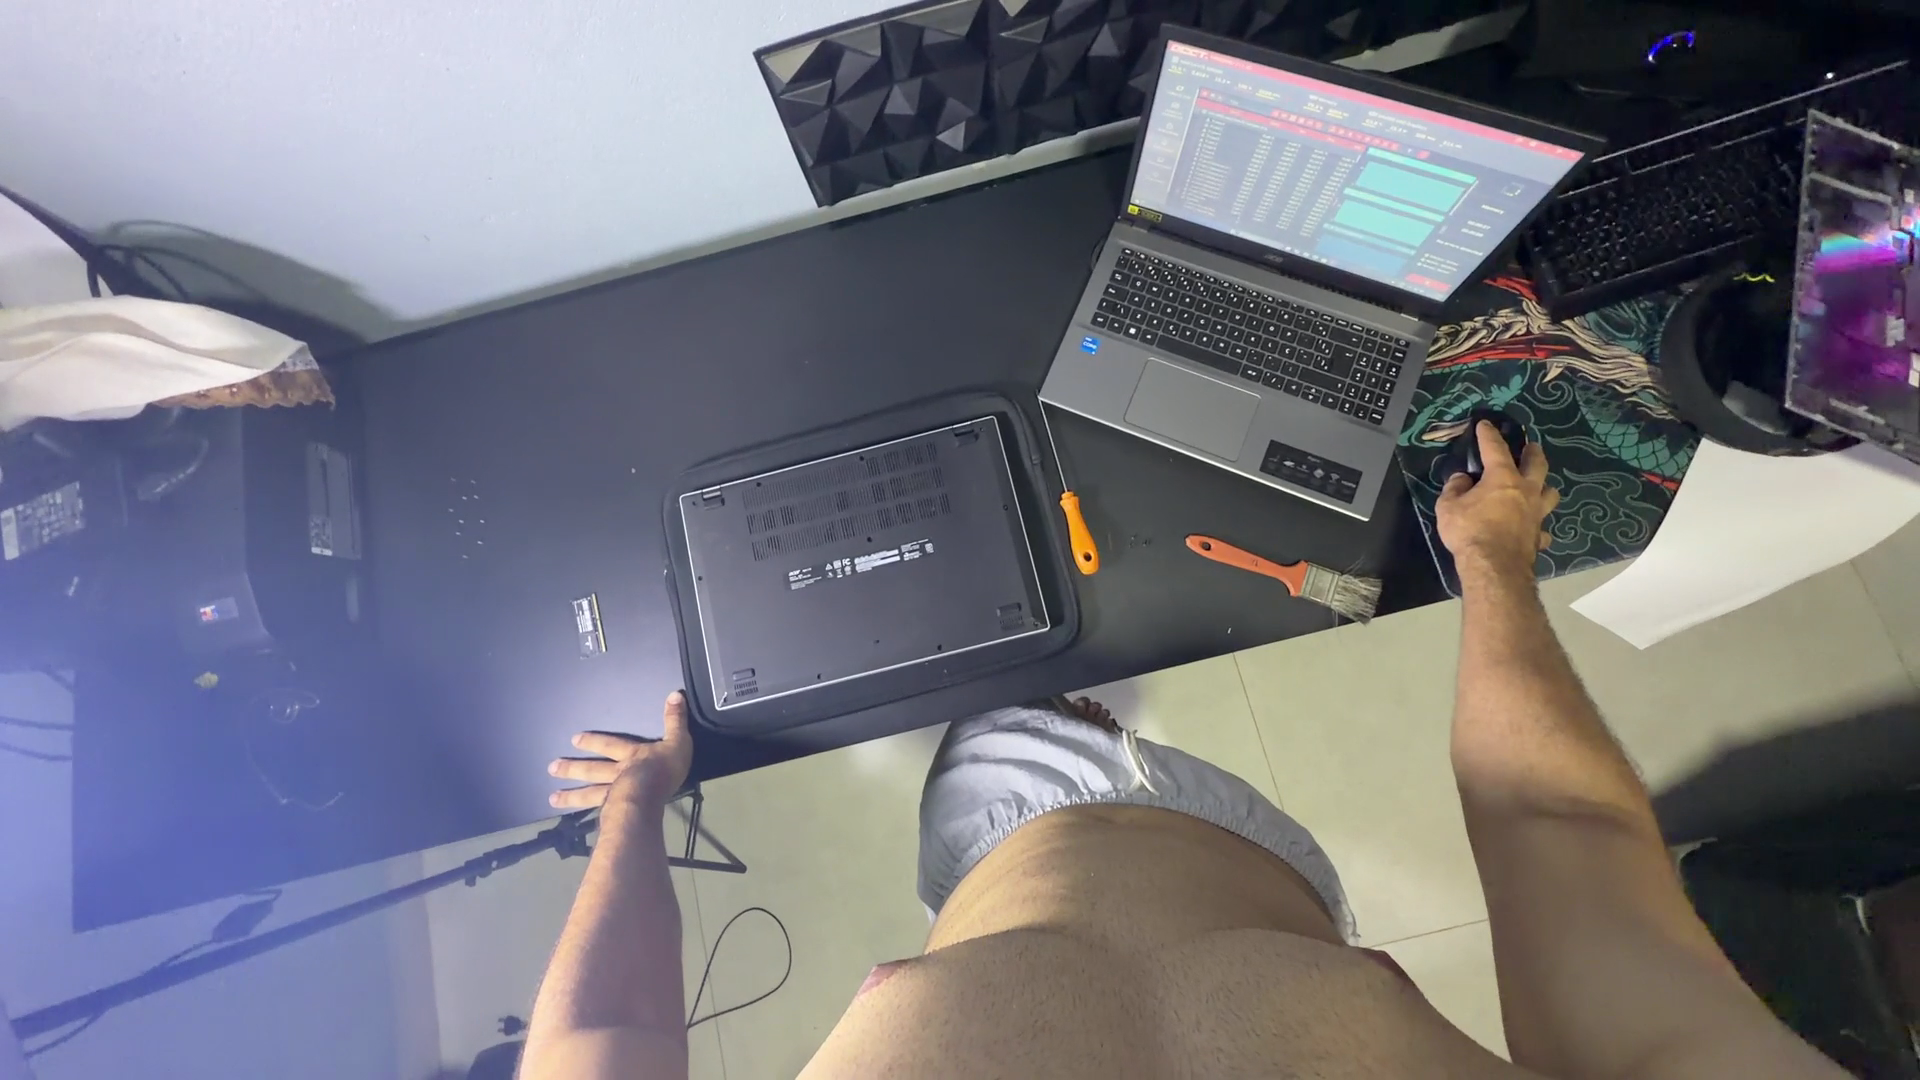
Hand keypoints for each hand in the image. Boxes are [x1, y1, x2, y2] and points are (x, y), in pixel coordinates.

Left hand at [548, 690, 692, 814]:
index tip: (574, 739)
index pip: (611, 744)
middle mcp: (618, 773)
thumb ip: (675, 719)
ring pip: (590, 792)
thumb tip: (674, 694)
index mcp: (632, 755)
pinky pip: (596, 811)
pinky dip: (585, 813)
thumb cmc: (664, 768)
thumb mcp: (677, 739)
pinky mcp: (613, 812)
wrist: (650, 796)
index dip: (594, 741)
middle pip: (593, 769)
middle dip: (573, 768)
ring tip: (552, 798)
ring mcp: (614, 794)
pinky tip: (574, 817)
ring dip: (571, 796)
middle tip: (551, 768)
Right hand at [1436, 422, 1559, 578]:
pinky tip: (1532, 528)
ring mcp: (1537, 514)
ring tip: (1538, 486)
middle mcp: (1526, 491)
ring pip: (1550, 493)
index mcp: (1502, 479)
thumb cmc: (1468, 530)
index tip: (1485, 424)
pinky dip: (1538, 525)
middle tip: (1531, 446)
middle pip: (1537, 465)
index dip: (1489, 435)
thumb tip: (1461, 479)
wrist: (1493, 565)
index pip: (1495, 450)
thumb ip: (1454, 489)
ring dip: (1545, 487)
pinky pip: (1543, 527)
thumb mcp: (1448, 506)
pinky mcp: (1539, 535)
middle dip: (1533, 452)